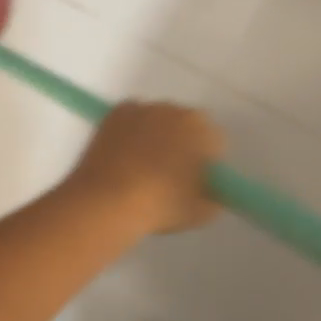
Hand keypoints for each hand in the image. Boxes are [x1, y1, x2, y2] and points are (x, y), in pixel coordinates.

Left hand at [61, 101, 224, 234]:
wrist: (107, 201)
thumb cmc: (161, 206)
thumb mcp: (202, 211)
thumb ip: (214, 195)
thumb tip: (209, 189)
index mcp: (201, 129)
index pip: (214, 141)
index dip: (208, 162)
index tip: (198, 180)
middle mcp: (173, 110)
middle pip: (186, 126)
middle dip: (183, 144)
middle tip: (170, 173)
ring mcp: (141, 109)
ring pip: (158, 120)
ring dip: (156, 136)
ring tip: (142, 165)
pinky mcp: (115, 113)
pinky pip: (132, 120)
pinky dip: (131, 132)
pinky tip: (124, 155)